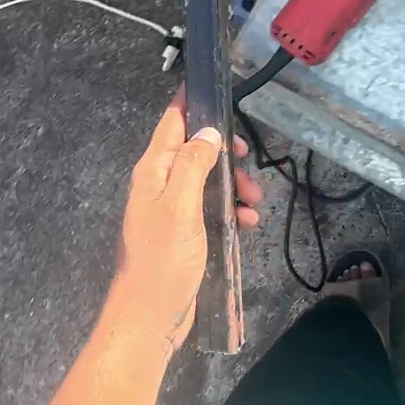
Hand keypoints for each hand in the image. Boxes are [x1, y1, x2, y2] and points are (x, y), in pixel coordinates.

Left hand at [110, 91, 262, 351]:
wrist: (150, 317)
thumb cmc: (163, 258)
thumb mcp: (181, 205)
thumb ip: (193, 164)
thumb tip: (208, 131)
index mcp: (152, 170)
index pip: (171, 122)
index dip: (190, 102)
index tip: (213, 86)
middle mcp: (158, 182)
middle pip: (194, 149)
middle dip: (223, 152)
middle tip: (247, 159)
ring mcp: (170, 208)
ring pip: (206, 179)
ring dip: (232, 184)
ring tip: (253, 202)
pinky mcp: (183, 232)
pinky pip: (209, 208)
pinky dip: (229, 210)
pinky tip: (246, 223)